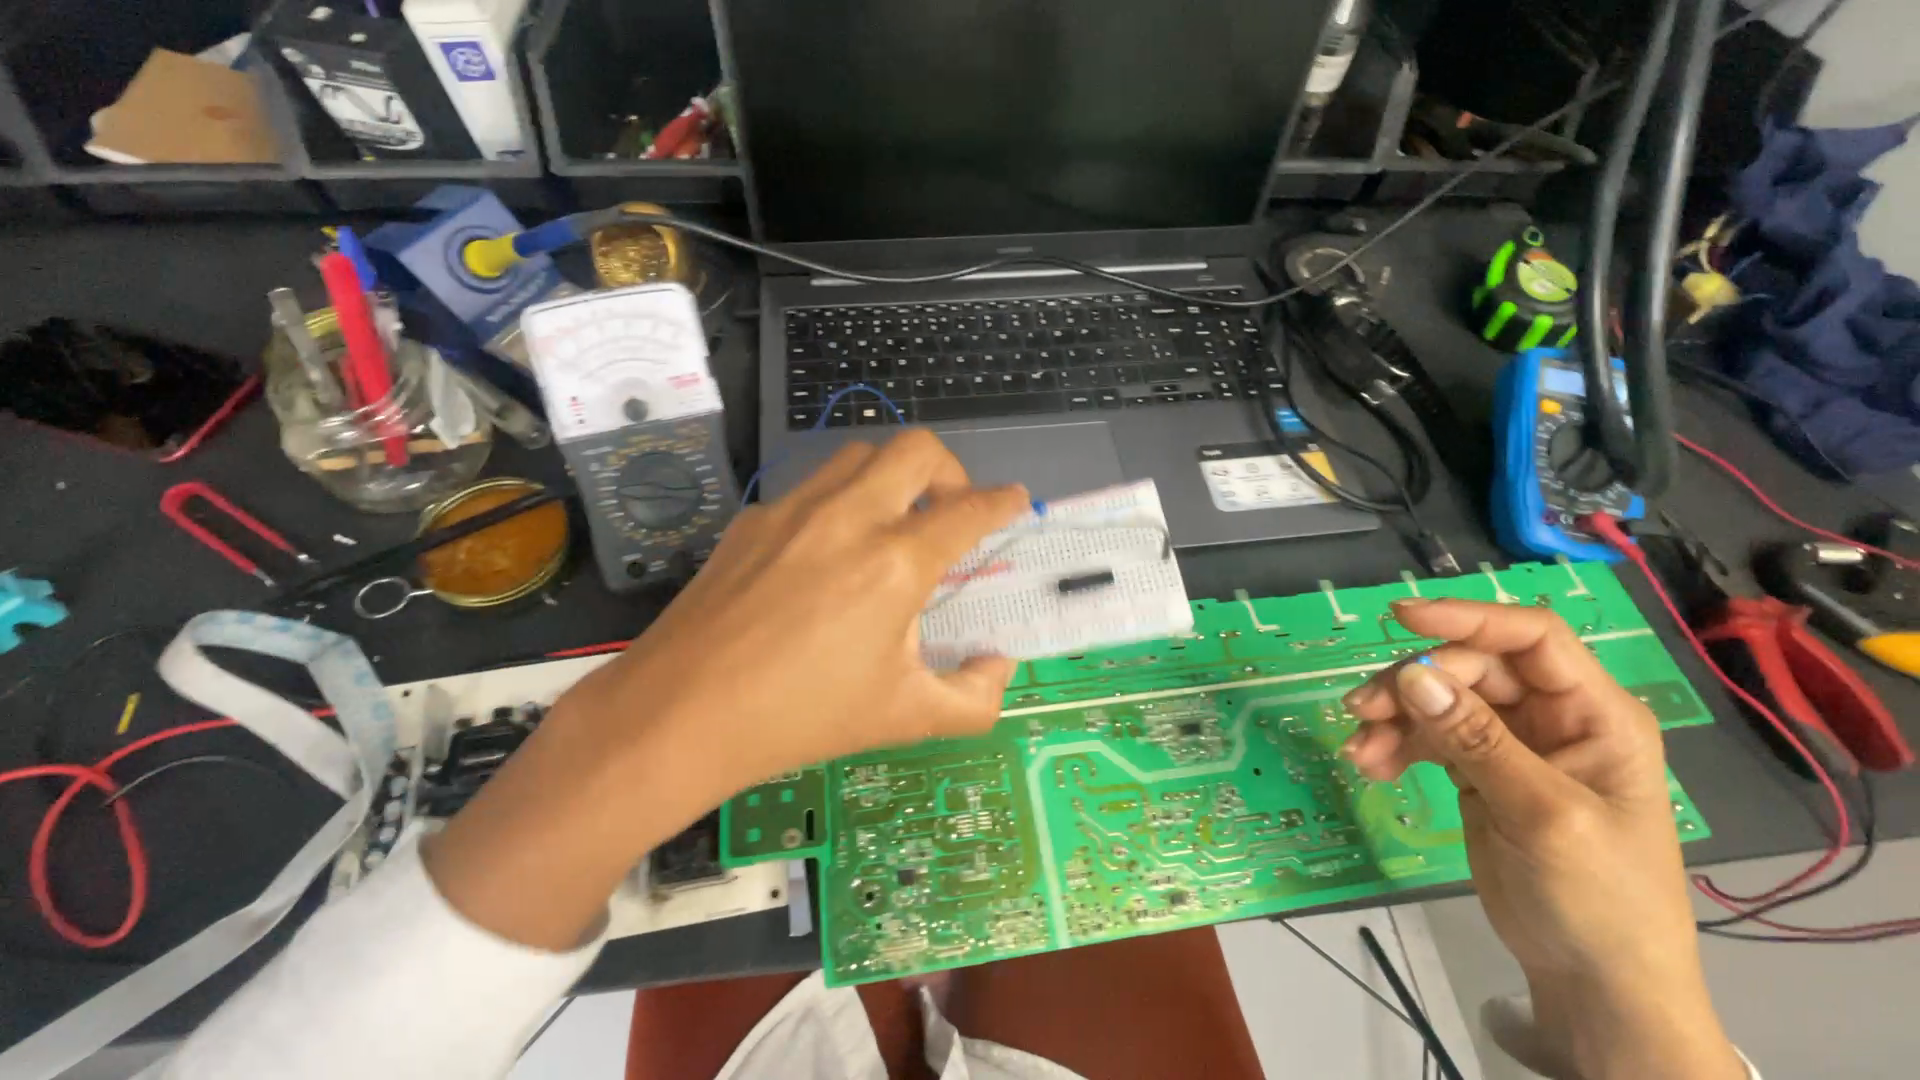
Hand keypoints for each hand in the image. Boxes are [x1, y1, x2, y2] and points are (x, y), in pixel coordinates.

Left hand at [562, 429, 1029, 791]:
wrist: (682, 713)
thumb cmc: (802, 718)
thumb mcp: (904, 718)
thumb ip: (974, 697)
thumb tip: (998, 667)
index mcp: (896, 563)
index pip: (969, 511)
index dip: (1003, 502)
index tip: (1016, 501)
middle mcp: (849, 518)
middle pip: (917, 449)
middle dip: (950, 470)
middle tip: (949, 512)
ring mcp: (794, 511)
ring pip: (859, 454)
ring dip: (891, 475)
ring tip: (891, 521)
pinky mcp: (752, 521)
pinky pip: (810, 487)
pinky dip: (839, 500)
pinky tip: (825, 551)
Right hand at [1341, 599, 1742, 1079]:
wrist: (1595, 980)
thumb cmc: (1599, 897)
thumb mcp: (1541, 815)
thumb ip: (1476, 741)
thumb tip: (1411, 676)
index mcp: (1595, 713)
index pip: (1530, 638)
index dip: (1467, 619)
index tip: (1399, 618)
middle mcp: (1554, 716)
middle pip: (1471, 668)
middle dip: (1413, 683)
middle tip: (1361, 711)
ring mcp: (1514, 744)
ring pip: (1441, 700)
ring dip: (1395, 717)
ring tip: (1360, 751)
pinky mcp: (1481, 771)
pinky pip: (1430, 737)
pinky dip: (1398, 745)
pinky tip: (1373, 766)